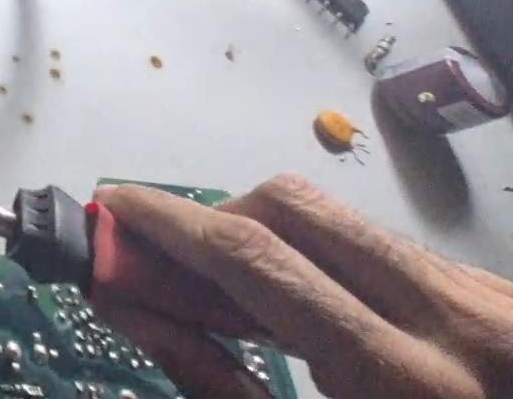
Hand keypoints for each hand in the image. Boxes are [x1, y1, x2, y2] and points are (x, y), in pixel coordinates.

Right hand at [91, 176, 512, 397]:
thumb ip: (213, 380)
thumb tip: (120, 303)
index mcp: (407, 381)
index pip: (250, 256)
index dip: (164, 219)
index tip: (111, 203)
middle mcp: (457, 322)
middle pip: (287, 207)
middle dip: (213, 219)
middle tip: (183, 260)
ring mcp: (490, 299)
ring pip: (334, 212)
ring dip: (267, 233)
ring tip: (261, 295)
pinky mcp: (499, 291)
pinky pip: (380, 242)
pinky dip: (325, 259)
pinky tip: (331, 313)